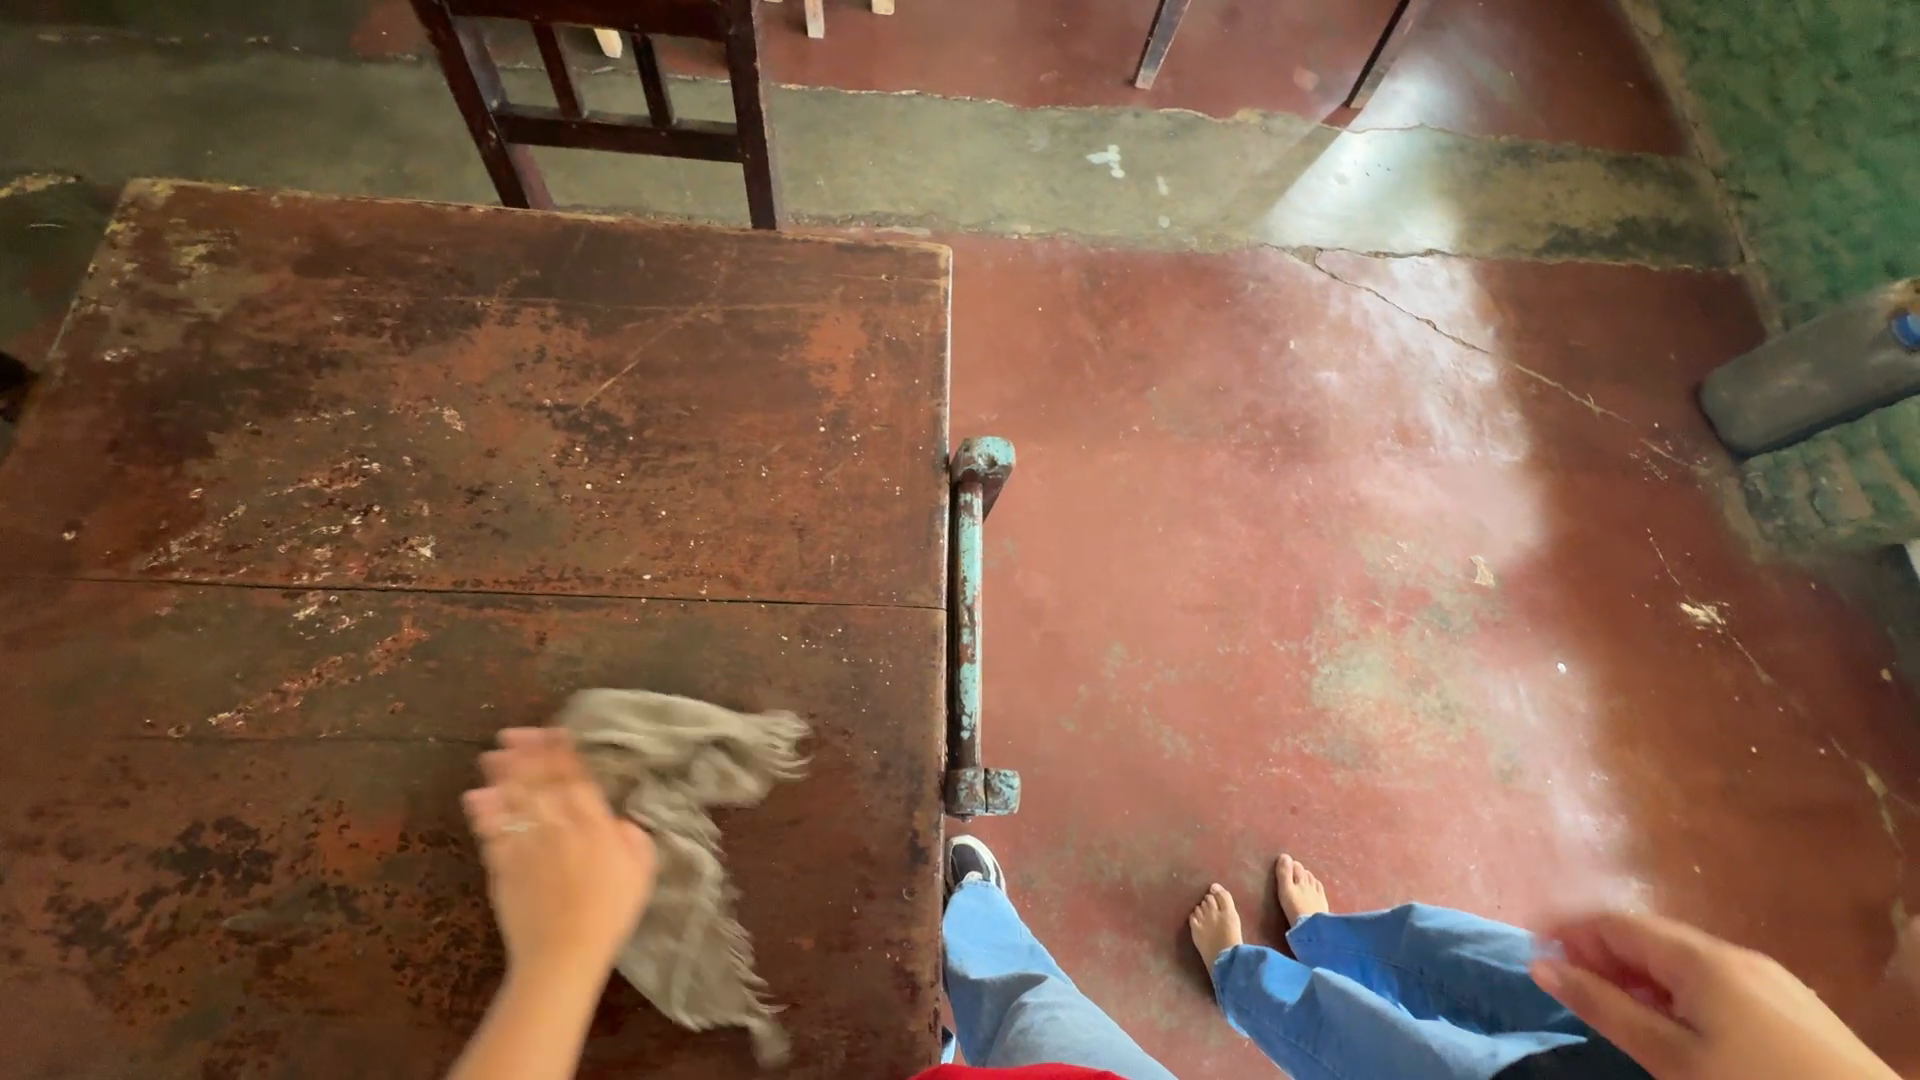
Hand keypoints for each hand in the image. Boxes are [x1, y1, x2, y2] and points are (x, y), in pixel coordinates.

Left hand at [462, 727, 657, 981]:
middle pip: (540, 782)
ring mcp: (527, 846)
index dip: (565, 752)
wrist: (564, 955)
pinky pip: (492, 834)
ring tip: (494, 754)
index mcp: (594, 824)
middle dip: (528, 755)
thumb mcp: (642, 868)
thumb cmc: (611, 912)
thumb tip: (616, 820)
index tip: (555, 730)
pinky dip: (484, 813)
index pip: (577, 778)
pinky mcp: (503, 869)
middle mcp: (558, 826)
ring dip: (504, 775)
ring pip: (514, 801)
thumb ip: (631, 836)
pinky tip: (477, 796)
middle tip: (516, 732)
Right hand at [1532, 911, 1898, 1079]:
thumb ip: (1603, 1006)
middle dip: (1602, 957)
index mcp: (1701, 958)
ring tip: (1619, 1014)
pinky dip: (1677, 996)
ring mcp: (1773, 983)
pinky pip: (1716, 986)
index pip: (1614, 923)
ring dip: (1639, 979)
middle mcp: (1735, 956)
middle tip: (1574, 991)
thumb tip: (1540, 965)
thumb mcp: (1671, 1058)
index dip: (1568, 933)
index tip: (1535, 957)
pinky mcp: (1796, 1013)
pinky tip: (1677, 1030)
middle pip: (1649, 940)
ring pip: (1682, 964)